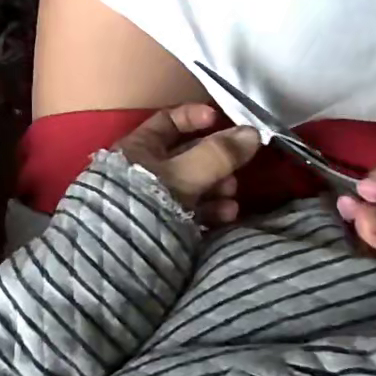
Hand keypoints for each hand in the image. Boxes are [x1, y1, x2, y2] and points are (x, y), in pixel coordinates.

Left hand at [116, 104, 261, 224]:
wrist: (122, 259)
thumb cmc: (147, 202)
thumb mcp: (185, 173)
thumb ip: (218, 154)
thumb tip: (254, 133)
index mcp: (138, 148)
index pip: (167, 121)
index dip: (194, 116)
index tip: (218, 119)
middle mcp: (144, 172)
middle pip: (188, 156)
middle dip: (216, 160)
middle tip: (234, 170)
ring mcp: (154, 201)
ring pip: (195, 185)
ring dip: (218, 187)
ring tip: (231, 197)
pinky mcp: (164, 227)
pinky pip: (193, 212)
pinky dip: (211, 211)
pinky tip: (226, 216)